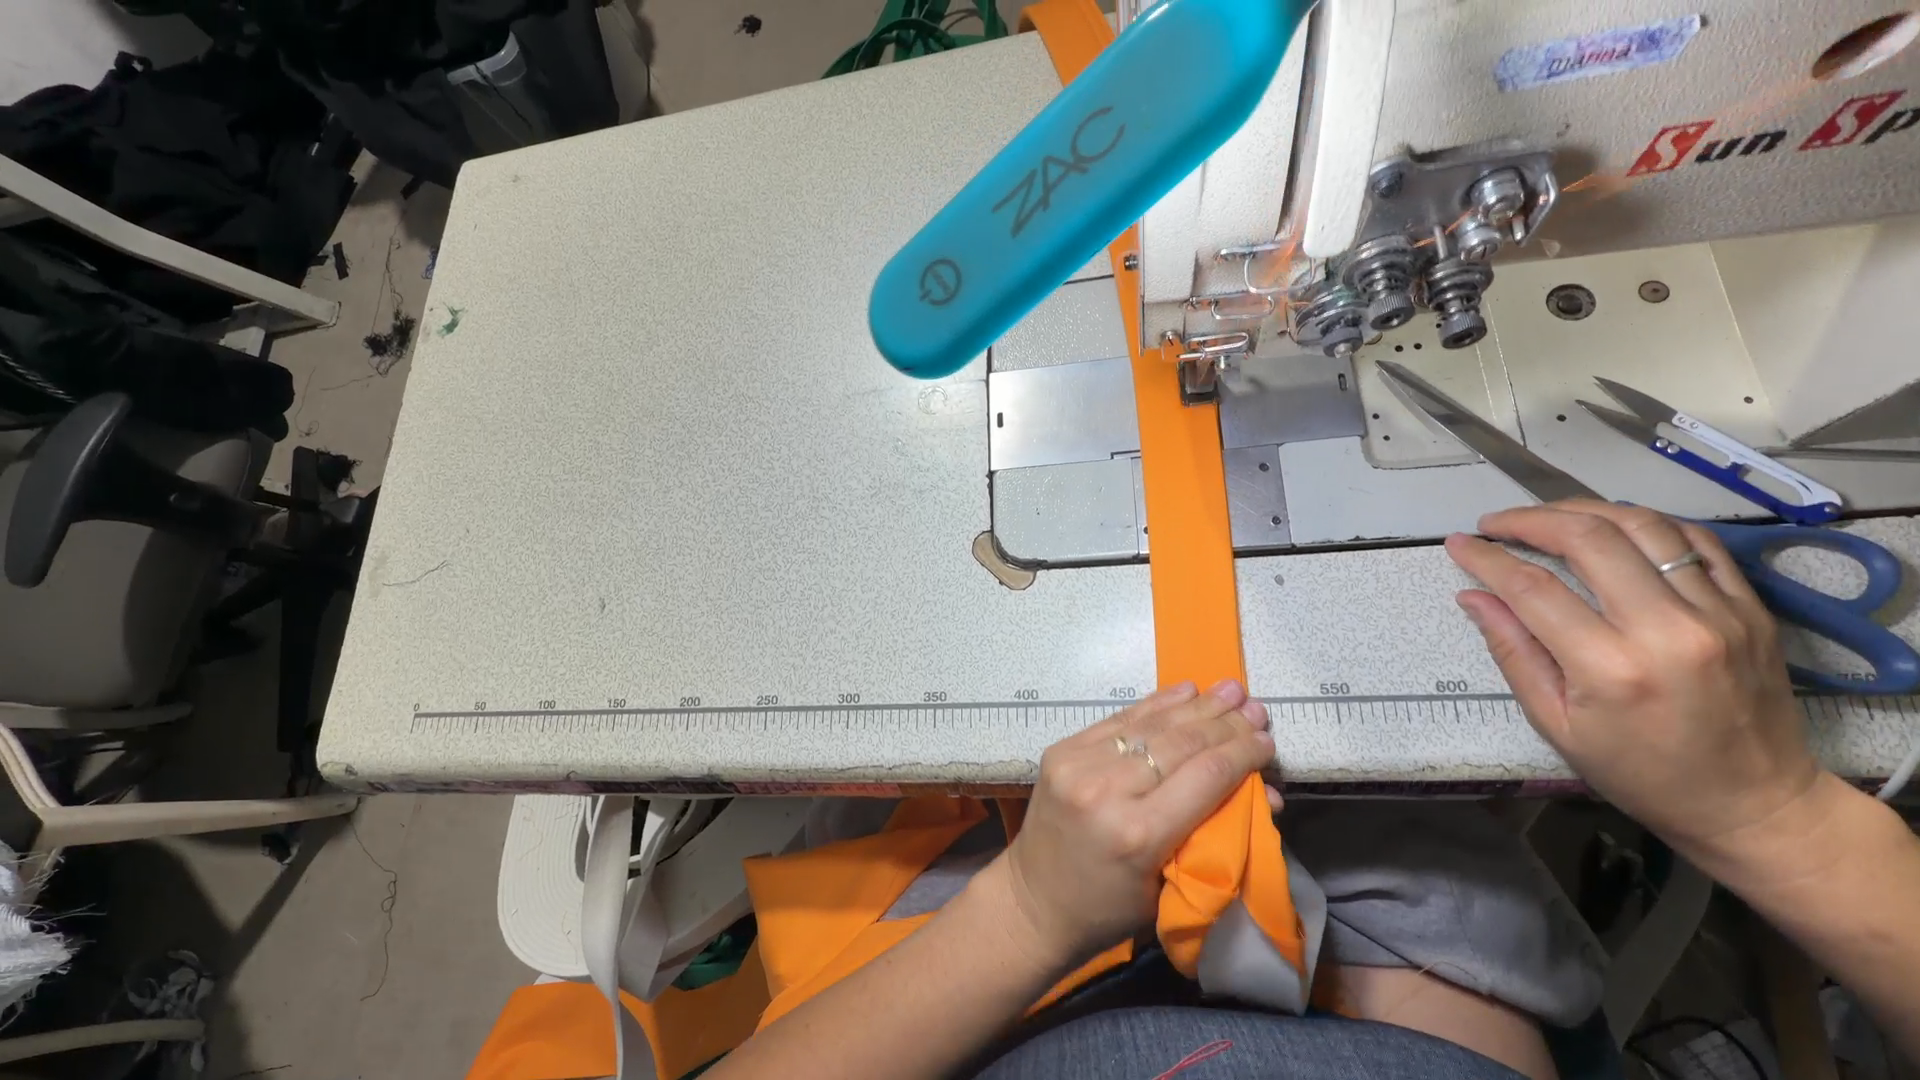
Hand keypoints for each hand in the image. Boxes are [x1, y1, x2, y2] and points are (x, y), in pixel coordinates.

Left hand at [987, 680, 1275, 965]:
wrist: (1034, 901)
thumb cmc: (1110, 909)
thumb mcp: (1173, 885)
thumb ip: (1216, 834)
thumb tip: (1267, 792)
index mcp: (1140, 834)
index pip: (1206, 776)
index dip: (1242, 753)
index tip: (1268, 741)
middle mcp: (1107, 790)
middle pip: (1182, 743)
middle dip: (1225, 724)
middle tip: (1256, 709)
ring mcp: (1078, 764)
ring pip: (1151, 725)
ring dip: (1195, 706)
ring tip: (1230, 690)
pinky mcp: (1061, 750)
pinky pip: (1119, 720)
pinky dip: (1155, 704)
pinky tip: (1184, 692)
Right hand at [1446, 500, 1820, 858]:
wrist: (1754, 802)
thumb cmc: (1640, 772)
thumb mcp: (1556, 724)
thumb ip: (1513, 652)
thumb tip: (1473, 595)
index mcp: (1611, 667)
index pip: (1533, 588)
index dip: (1488, 558)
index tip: (1460, 544)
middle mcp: (1668, 629)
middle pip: (1590, 539)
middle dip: (1531, 521)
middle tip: (1497, 523)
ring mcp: (1718, 612)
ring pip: (1644, 526)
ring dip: (1584, 511)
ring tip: (1548, 518)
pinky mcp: (1750, 608)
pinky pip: (1695, 542)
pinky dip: (1645, 525)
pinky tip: (1612, 530)